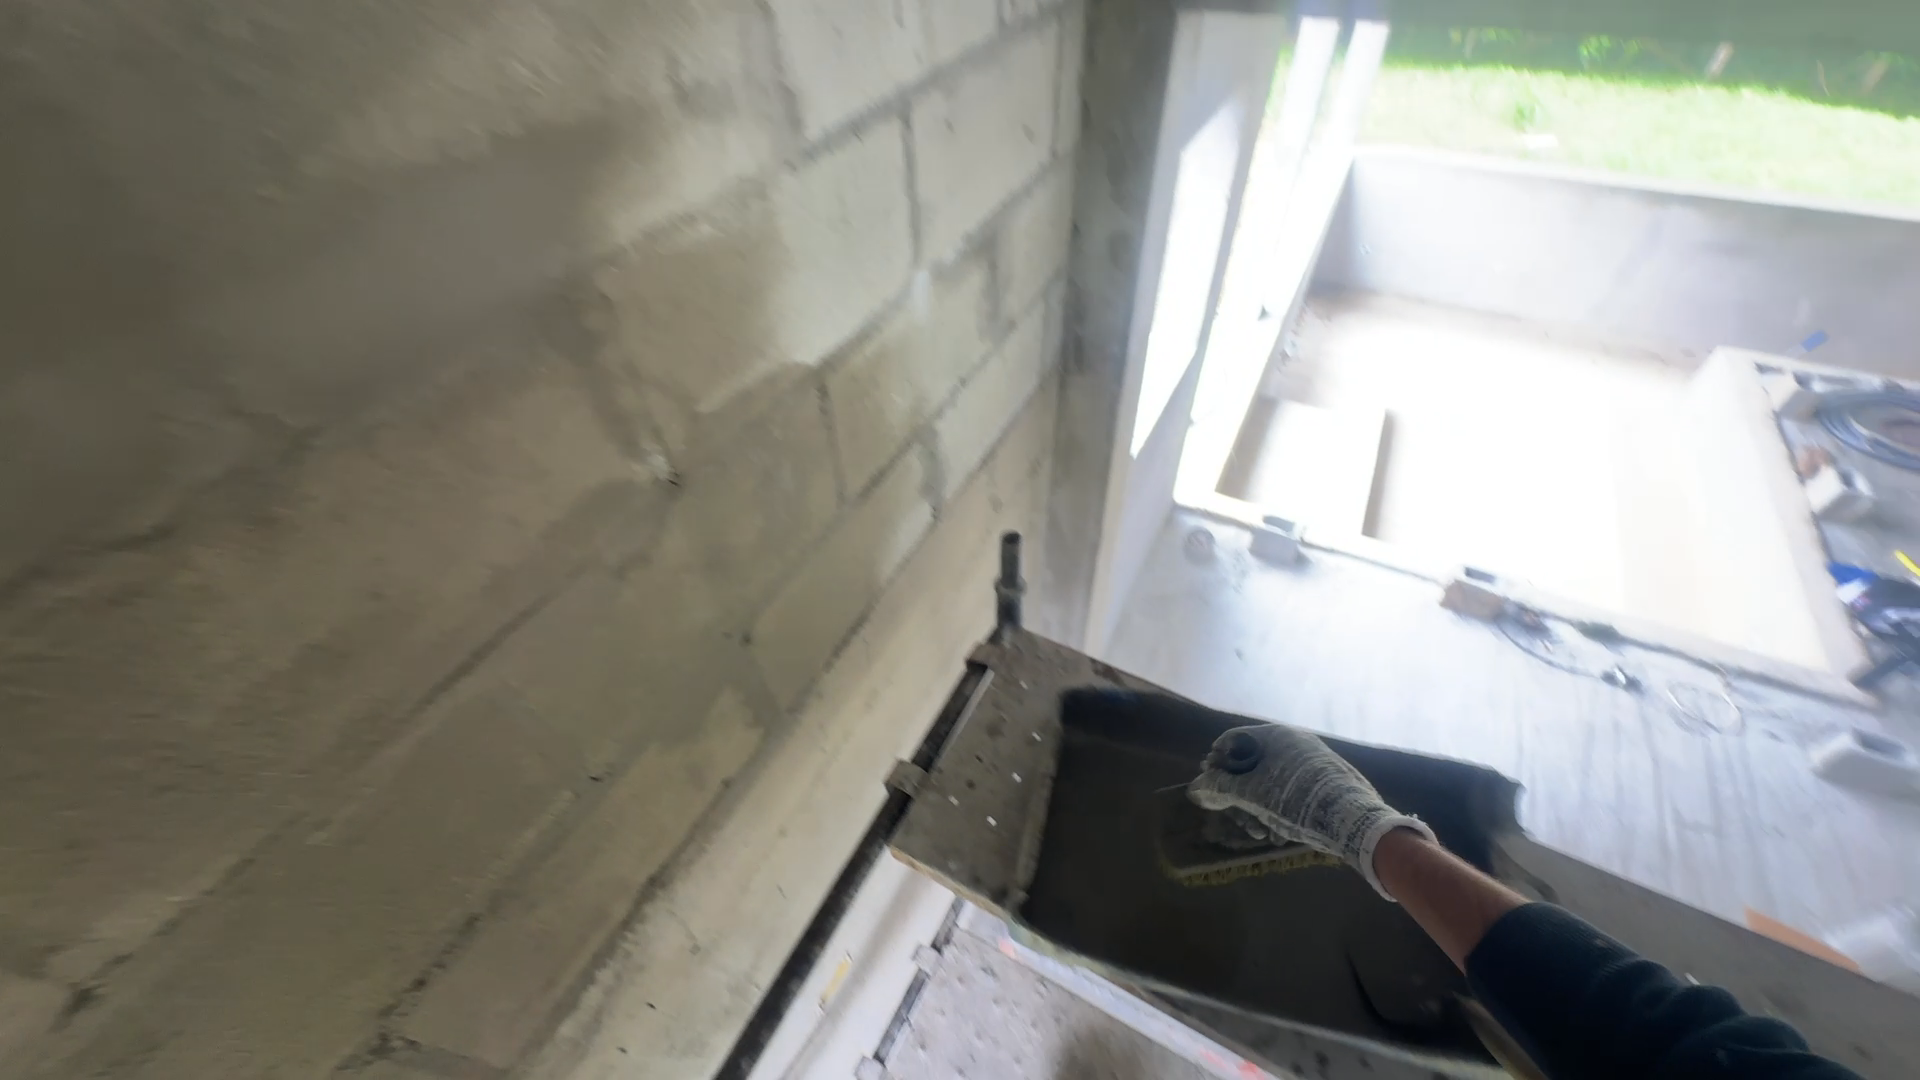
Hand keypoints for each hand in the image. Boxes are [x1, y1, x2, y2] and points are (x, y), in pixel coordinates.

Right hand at [1188, 723, 1435, 900]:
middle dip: (1241, 793)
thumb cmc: (1295, 800)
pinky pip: (1294, 789)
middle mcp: (1296, 741)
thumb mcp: (1251, 795)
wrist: (1354, 822)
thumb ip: (1219, 787)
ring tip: (1260, 833)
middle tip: (1237, 815)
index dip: (1216, 762)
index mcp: (1276, 735)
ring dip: (1260, 806)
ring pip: (1274, 781)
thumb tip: (1196, 788)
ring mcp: (1316, 761)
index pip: (1233, 739)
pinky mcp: (1330, 781)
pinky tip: (1280, 833)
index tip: (1210, 784)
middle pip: (1253, 763)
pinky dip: (1282, 808)